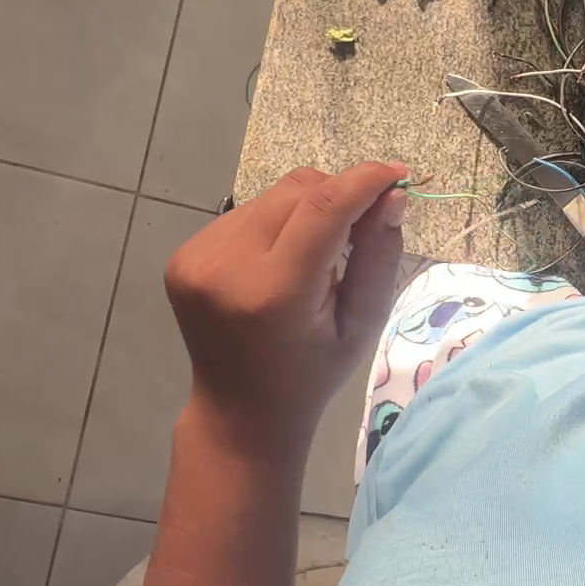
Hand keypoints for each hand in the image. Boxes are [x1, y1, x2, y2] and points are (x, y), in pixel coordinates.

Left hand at [163, 162, 408, 453]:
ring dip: (313, 206)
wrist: (240, 411)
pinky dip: (282, 221)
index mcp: (274, 292)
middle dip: (343, 192)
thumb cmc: (315, 371)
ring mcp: (197, 257)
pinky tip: (289, 257)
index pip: (324, 207)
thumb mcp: (364, 321)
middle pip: (299, 190)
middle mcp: (225, 266)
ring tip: (325, 249)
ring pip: (274, 195)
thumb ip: (379, 254)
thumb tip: (393, 197)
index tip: (399, 174)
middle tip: (370, 219)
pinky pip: (251, 211)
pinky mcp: (186, 253)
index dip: (365, 181)